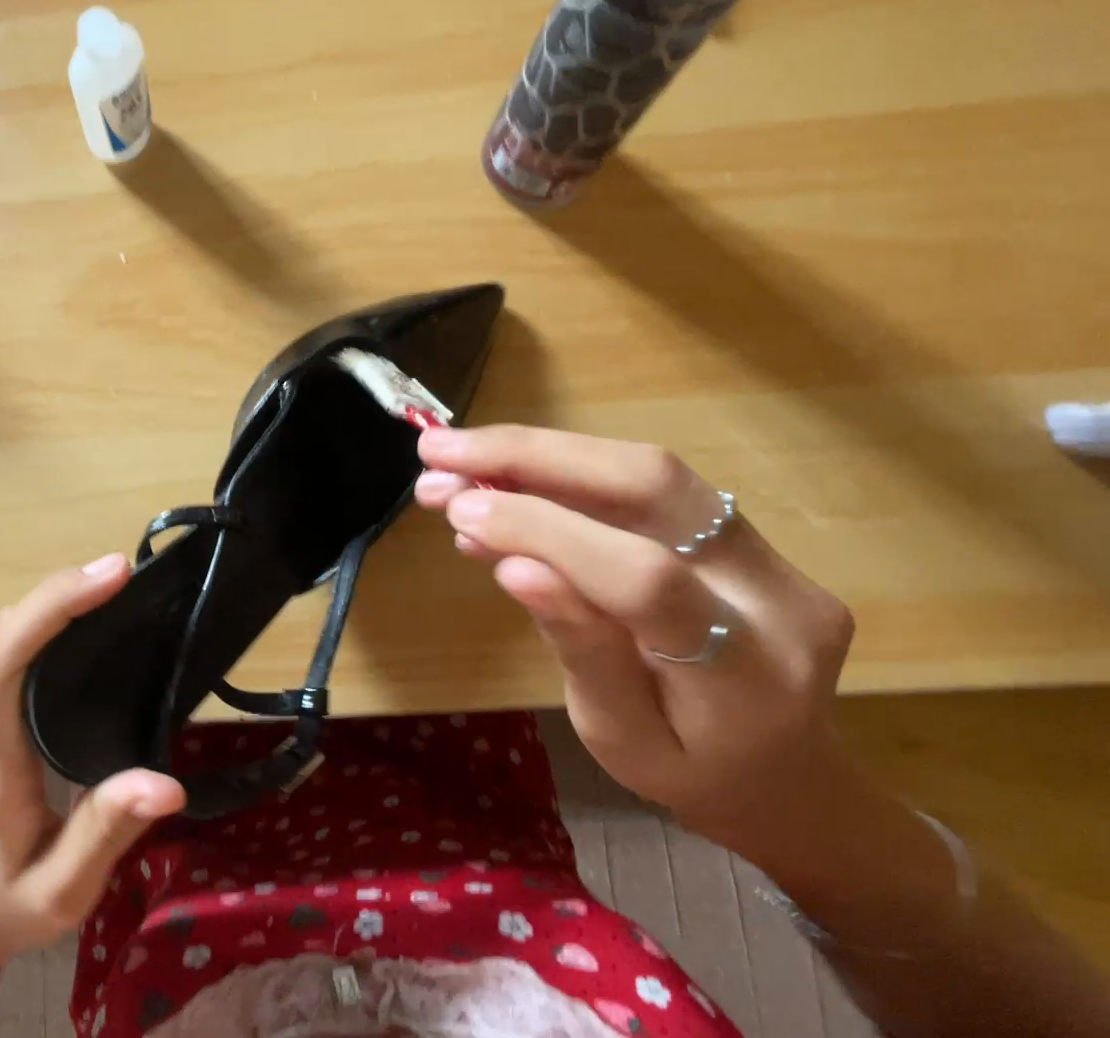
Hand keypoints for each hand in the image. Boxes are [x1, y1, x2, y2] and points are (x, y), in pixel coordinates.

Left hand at [0, 555, 185, 1013]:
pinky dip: (41, 631)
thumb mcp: (61, 893)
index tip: (108, 577)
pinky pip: (3, 661)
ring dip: (48, 607)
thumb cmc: (3, 907)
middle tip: (121, 574)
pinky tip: (82, 629)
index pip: (3, 663)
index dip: (50, 608)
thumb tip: (167, 783)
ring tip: (109, 590)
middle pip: (0, 638)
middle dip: (57, 595)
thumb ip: (106, 834)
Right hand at [412, 425, 863, 852]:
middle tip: (439, 450)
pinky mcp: (751, 536)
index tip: (457, 510)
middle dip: (535, 456)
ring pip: (651, 472)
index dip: (546, 531)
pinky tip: (505, 479)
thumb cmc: (686, 772)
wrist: (784, 774)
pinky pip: (651, 488)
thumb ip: (581, 651)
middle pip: (655, 487)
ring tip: (454, 458)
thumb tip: (516, 567)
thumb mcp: (617, 738)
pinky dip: (567, 474)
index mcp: (747, 677)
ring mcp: (774, 556)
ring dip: (542, 455)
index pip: (645, 577)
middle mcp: (778, 597)